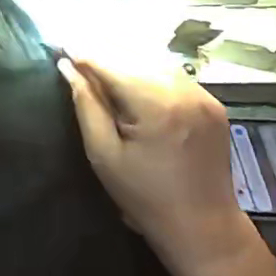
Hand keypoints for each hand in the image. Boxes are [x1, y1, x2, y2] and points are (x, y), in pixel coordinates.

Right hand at [58, 58, 259, 272]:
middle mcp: (183, 89)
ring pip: (157, 63)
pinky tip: (137, 85)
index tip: (62, 48)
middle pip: (135, 58)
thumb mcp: (104, 155)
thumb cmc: (145, 197)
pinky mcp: (214, 103)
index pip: (111, 64)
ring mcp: (203, 94)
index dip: (84, 56)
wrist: (203, 227)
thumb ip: (86, 105)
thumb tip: (68, 68)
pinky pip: (176, 77)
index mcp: (155, 102)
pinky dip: (153, 74)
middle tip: (78, 56)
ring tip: (104, 69)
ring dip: (129, 62)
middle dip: (106, 55)